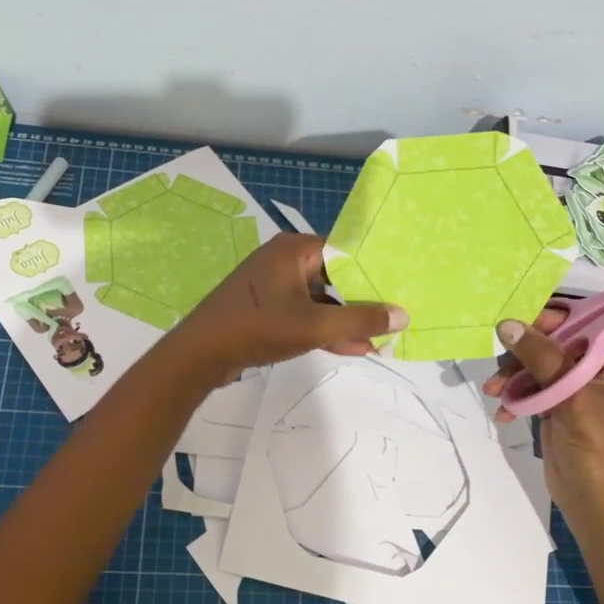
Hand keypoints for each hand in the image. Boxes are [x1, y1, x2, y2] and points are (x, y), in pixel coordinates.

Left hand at [165, 233, 406, 382]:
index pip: (347, 252)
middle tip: (398, 318)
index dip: (376, 271)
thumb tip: (402, 315)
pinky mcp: (268, 309)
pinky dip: (326, 329)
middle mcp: (285, 260)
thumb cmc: (257, 328)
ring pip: (323, 299)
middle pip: (337, 276)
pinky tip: (354, 348)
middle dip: (364, 302)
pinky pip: (306, 314)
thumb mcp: (315, 326)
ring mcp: (275, 285)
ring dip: (347, 321)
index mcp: (295, 249)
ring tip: (381, 341)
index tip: (403, 288)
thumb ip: (360, 320)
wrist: (200, 354)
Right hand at [481, 308, 603, 512]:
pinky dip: (515, 397)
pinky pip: (530, 388)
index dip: (545, 322)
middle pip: (552, 343)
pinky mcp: (557, 406)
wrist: (595, 502)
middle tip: (499, 368)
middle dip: (522, 354)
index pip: (579, 323)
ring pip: (535, 365)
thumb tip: (507, 324)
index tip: (512, 325)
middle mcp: (597, 367)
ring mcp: (575, 387)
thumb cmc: (598, 446)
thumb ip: (540, 357)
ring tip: (493, 392)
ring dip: (513, 377)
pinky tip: (504, 412)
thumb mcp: (572, 397)